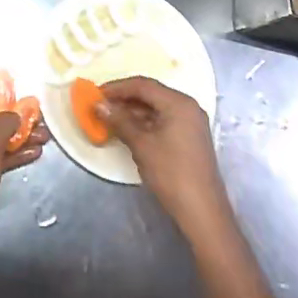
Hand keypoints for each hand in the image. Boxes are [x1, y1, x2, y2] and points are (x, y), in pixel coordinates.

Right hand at [98, 76, 228, 232]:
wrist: (202, 212)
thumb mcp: (141, 145)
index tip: (95, 93)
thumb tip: (98, 105)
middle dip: (124, 99)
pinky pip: (163, 120)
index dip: (117, 87)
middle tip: (101, 105)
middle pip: (151, 94)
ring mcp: (191, 122)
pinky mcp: (190, 137)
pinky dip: (145, 122)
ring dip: (133, 111)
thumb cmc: (171, 173)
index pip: (143, 85)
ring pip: (156, 108)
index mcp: (179, 103)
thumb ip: (119, 120)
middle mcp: (187, 106)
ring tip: (110, 118)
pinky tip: (128, 130)